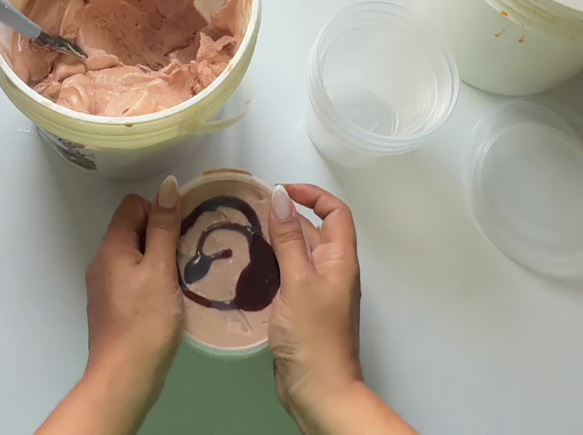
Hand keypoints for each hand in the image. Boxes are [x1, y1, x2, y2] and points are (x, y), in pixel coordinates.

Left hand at [85, 177, 183, 386]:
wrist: (123, 379)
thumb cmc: (145, 321)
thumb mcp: (161, 268)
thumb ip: (164, 227)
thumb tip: (167, 185)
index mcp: (111, 246)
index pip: (132, 205)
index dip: (157, 212)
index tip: (177, 235)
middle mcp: (101, 261)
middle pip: (132, 229)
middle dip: (159, 236)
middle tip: (183, 258)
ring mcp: (103, 287)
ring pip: (133, 256)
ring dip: (157, 260)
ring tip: (179, 279)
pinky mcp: (110, 308)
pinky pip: (130, 279)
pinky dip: (149, 281)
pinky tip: (165, 300)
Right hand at [267, 184, 417, 434]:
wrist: (318, 392)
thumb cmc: (313, 336)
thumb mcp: (298, 281)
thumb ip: (288, 238)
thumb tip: (279, 195)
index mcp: (339, 259)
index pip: (335, 212)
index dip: (312, 194)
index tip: (282, 191)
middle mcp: (331, 270)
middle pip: (313, 229)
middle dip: (285, 215)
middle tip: (250, 209)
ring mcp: (316, 290)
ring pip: (297, 252)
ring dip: (274, 239)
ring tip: (243, 231)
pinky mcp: (300, 307)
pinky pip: (287, 274)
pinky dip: (269, 264)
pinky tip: (247, 264)